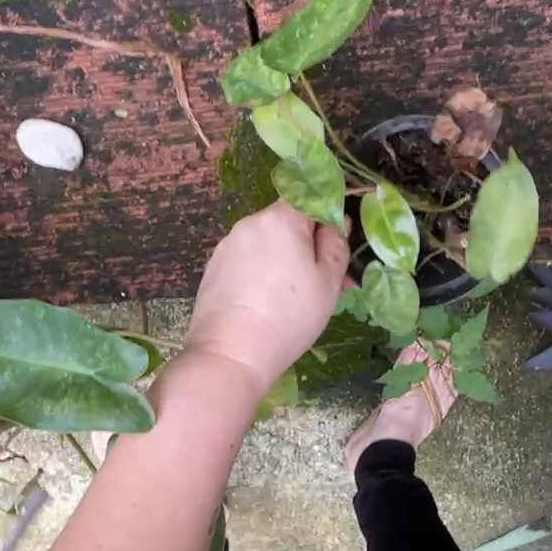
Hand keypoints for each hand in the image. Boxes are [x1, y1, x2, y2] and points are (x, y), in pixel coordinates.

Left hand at [183, 201, 348, 396]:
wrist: (232, 352)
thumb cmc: (289, 316)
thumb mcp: (328, 282)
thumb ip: (336, 245)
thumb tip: (337, 222)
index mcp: (281, 219)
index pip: (309, 198)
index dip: (327, 217)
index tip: (337, 246)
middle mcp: (250, 223)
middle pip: (286, 223)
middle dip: (307, 245)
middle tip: (326, 282)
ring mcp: (228, 246)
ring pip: (267, 244)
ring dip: (286, 262)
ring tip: (298, 300)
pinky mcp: (214, 268)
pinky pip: (248, 262)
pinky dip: (263, 274)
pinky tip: (270, 305)